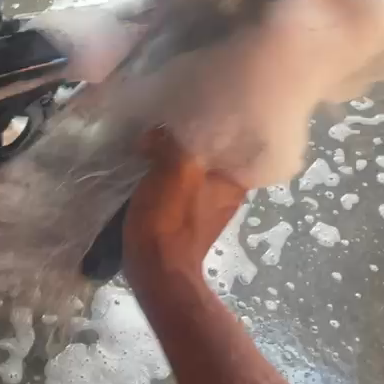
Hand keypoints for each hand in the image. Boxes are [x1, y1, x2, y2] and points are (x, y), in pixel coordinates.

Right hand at [123, 127, 249, 288]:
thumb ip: (170, 142)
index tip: (189, 112)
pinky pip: (177, 189)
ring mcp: (206, 209)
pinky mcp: (185, 221)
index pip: (230, 141)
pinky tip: (149, 170)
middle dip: (187, 141)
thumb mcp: (173, 170)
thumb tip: (157, 134)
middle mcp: (227, 194)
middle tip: (164, 125)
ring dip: (173, 159)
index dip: (209, 124)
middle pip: (207, 156)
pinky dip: (166, 179)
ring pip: (191, 172)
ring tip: (152, 144)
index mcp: (234, 181)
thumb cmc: (170, 219)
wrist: (156, 270)